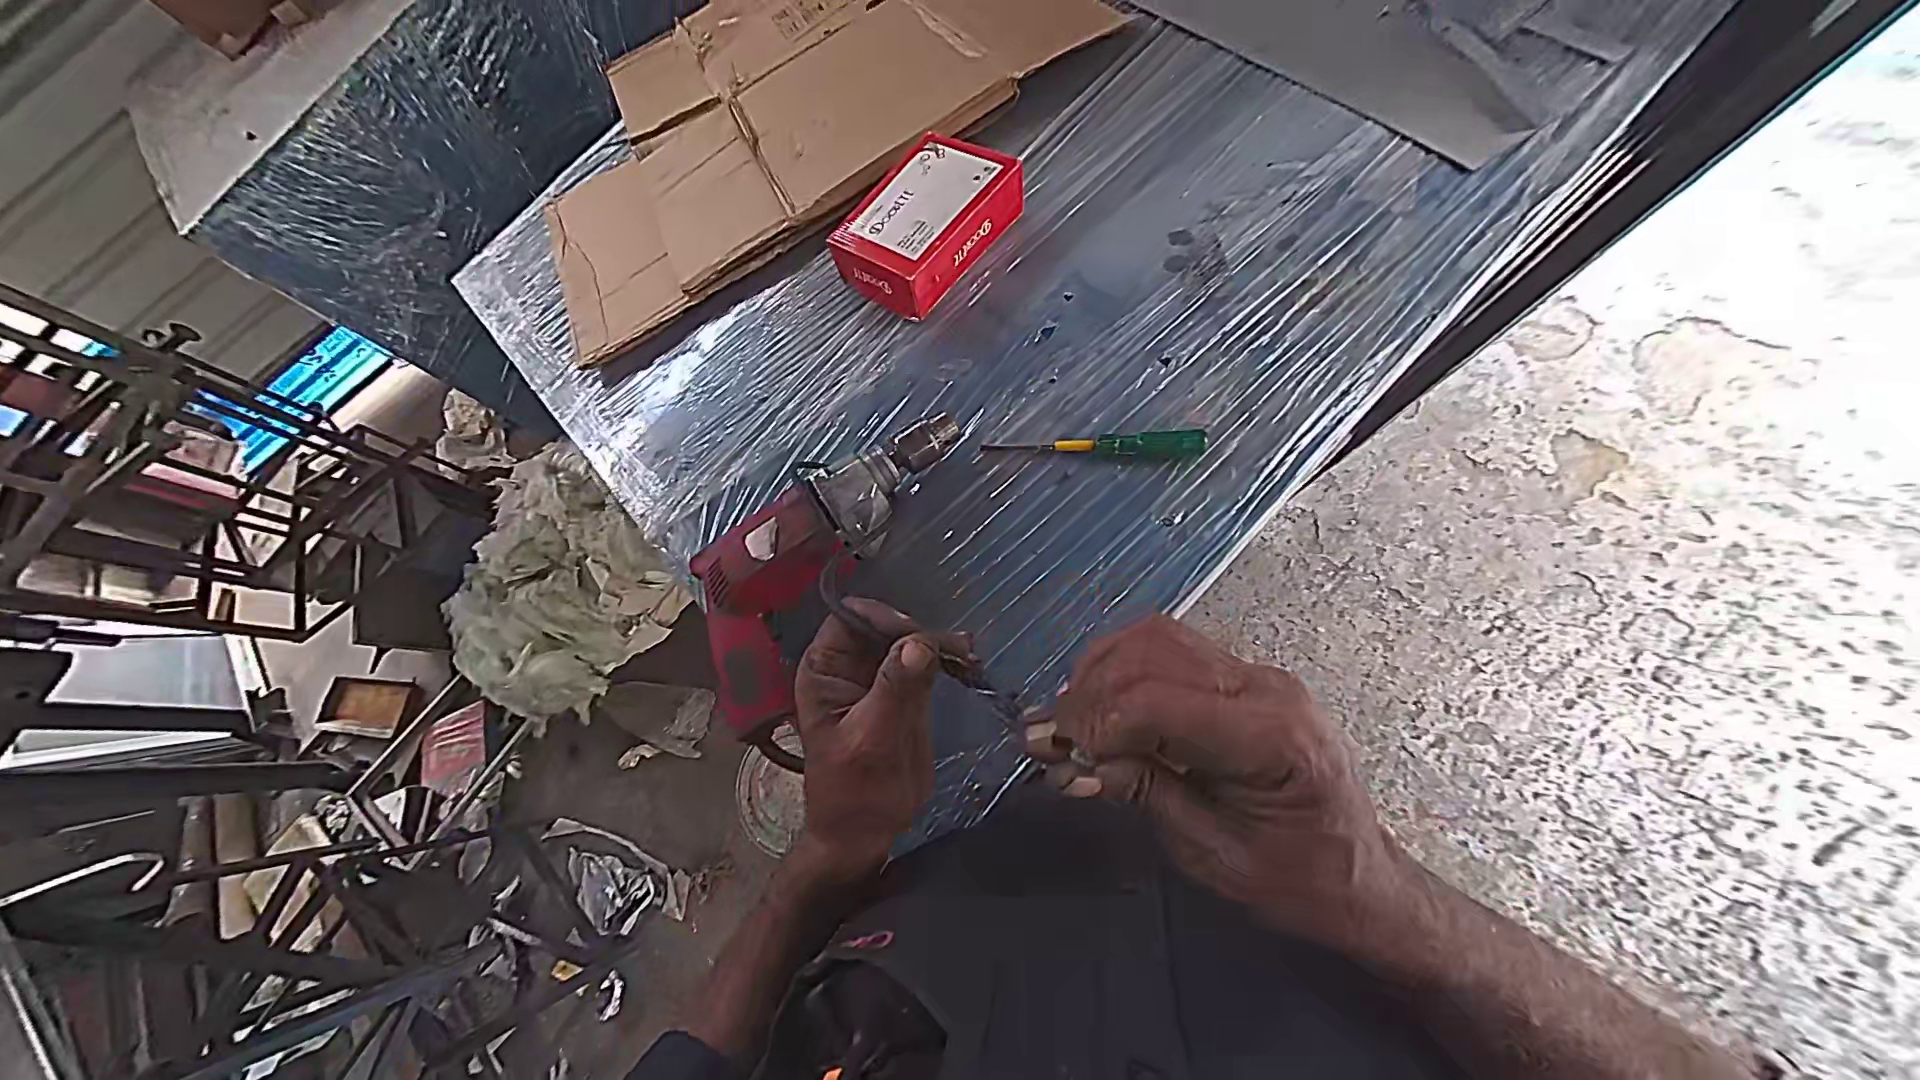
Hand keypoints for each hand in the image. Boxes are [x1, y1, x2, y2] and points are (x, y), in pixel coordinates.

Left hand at [791, 599, 957, 883]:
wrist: (865, 833)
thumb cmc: (853, 792)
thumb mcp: (871, 739)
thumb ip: (895, 689)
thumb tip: (920, 643)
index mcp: (825, 669)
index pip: (849, 618)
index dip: (882, 618)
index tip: (916, 637)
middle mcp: (850, 665)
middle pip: (885, 624)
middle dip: (919, 631)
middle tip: (956, 649)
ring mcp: (880, 676)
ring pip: (910, 640)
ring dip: (940, 643)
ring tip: (968, 655)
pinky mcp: (906, 691)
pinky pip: (926, 662)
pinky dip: (948, 659)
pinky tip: (968, 664)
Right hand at [1037, 615, 1418, 950]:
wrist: (1360, 878)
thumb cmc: (1298, 882)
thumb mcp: (1214, 855)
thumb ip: (1145, 794)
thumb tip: (1077, 763)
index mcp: (1270, 738)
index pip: (1158, 701)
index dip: (1095, 721)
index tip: (1057, 750)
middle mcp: (1264, 688)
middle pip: (1152, 654)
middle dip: (1089, 692)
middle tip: (1051, 735)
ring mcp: (1254, 674)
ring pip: (1156, 637)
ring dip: (1100, 670)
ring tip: (1071, 716)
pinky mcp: (1238, 675)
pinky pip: (1168, 647)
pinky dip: (1122, 665)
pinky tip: (1101, 697)